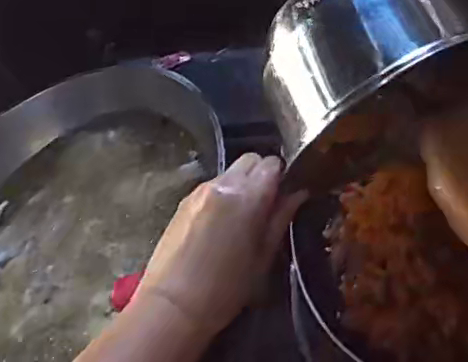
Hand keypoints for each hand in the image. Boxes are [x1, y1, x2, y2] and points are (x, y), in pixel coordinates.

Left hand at [133, 153, 306, 339]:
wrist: (170, 309)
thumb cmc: (224, 290)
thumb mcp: (262, 258)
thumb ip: (281, 218)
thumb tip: (298, 193)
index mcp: (249, 195)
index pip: (273, 162)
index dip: (281, 176)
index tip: (281, 197)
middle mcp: (225, 183)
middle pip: (252, 159)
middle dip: (261, 174)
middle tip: (263, 204)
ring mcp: (202, 189)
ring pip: (232, 171)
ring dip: (241, 184)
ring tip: (239, 217)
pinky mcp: (185, 199)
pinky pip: (213, 185)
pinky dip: (222, 194)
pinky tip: (218, 223)